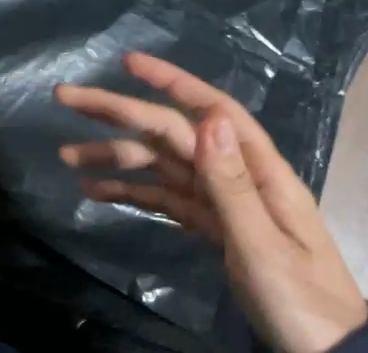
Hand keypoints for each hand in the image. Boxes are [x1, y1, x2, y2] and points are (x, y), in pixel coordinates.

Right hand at [55, 52, 367, 352]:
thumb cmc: (303, 305)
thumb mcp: (265, 248)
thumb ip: (232, 185)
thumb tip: (208, 118)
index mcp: (261, 175)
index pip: (212, 112)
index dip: (171, 82)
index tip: (127, 62)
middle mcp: (237, 179)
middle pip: (171, 133)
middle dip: (119, 112)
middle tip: (65, 97)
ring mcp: (222, 204)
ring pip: (159, 165)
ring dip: (113, 156)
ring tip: (66, 156)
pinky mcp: (212, 229)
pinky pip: (163, 198)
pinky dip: (129, 192)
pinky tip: (94, 191)